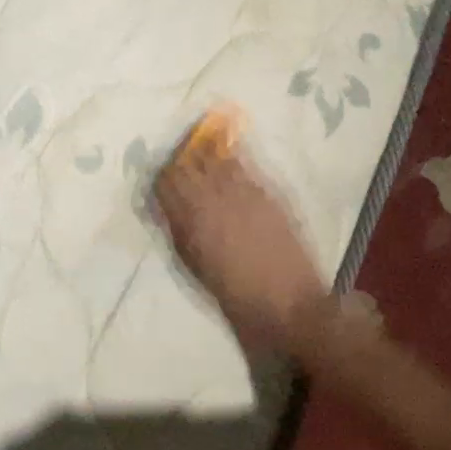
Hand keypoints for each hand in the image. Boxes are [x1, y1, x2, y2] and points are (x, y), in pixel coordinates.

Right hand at [153, 112, 327, 343]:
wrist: (291, 306)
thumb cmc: (235, 296)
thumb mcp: (194, 267)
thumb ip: (178, 232)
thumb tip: (166, 208)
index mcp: (192, 218)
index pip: (166, 181)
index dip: (160, 177)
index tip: (159, 178)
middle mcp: (215, 197)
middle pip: (190, 163)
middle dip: (180, 157)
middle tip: (176, 156)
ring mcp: (245, 192)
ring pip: (218, 158)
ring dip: (205, 150)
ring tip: (200, 144)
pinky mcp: (270, 194)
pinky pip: (246, 165)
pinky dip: (234, 155)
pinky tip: (229, 149)